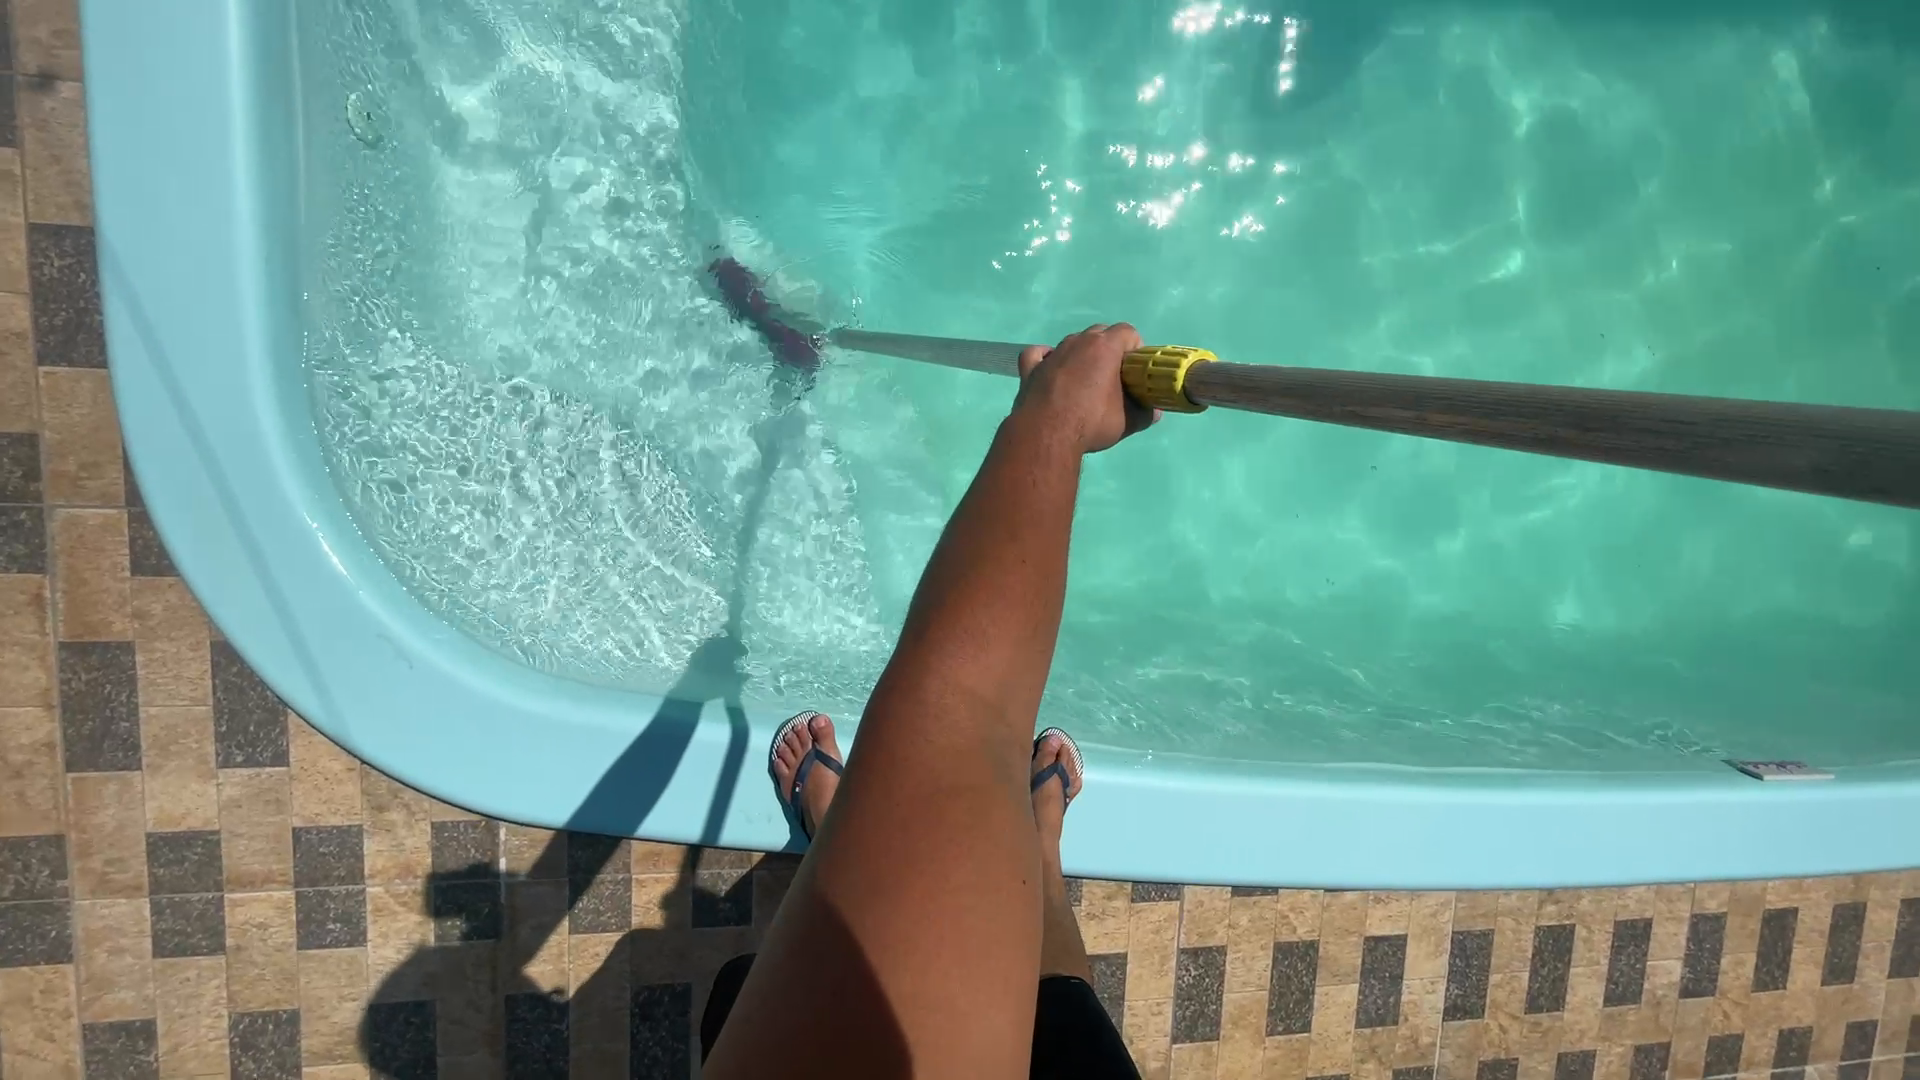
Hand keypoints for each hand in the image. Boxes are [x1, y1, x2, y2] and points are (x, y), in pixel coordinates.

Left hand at [1013, 323, 1159, 453]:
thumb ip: (1143, 413)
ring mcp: (1051, 355)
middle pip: (1099, 333)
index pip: (1127, 332)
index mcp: (1104, 348)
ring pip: (1071, 343)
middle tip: (1113, 376)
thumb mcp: (1127, 422)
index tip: (1135, 369)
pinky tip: (1050, 369)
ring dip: (1080, 355)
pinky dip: (1045, 359)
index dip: (1135, 348)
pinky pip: (1038, 354)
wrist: (1046, 436)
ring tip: (1084, 380)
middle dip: (1109, 349)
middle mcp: (1077, 343)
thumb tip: (1154, 413)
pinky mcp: (1030, 369)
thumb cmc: (1091, 423)